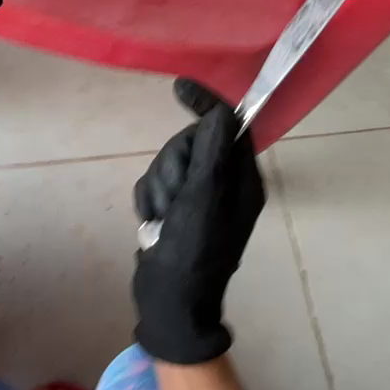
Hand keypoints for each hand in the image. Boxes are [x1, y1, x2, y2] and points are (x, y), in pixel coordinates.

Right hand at [132, 78, 264, 364]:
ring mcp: (196, 198)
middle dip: (174, 164)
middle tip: (175, 193)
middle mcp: (222, 185)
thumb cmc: (194, 251)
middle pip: (190, 143)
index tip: (179, 86)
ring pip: (168, 163)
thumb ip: (211, 151)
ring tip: (163, 217)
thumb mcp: (204, 197)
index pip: (227, 126)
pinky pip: (153, 184)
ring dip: (159, 187)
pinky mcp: (173, 209)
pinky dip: (149, 201)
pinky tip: (154, 224)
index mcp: (241, 180)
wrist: (170, 302)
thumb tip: (221, 111)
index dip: (205, 105)